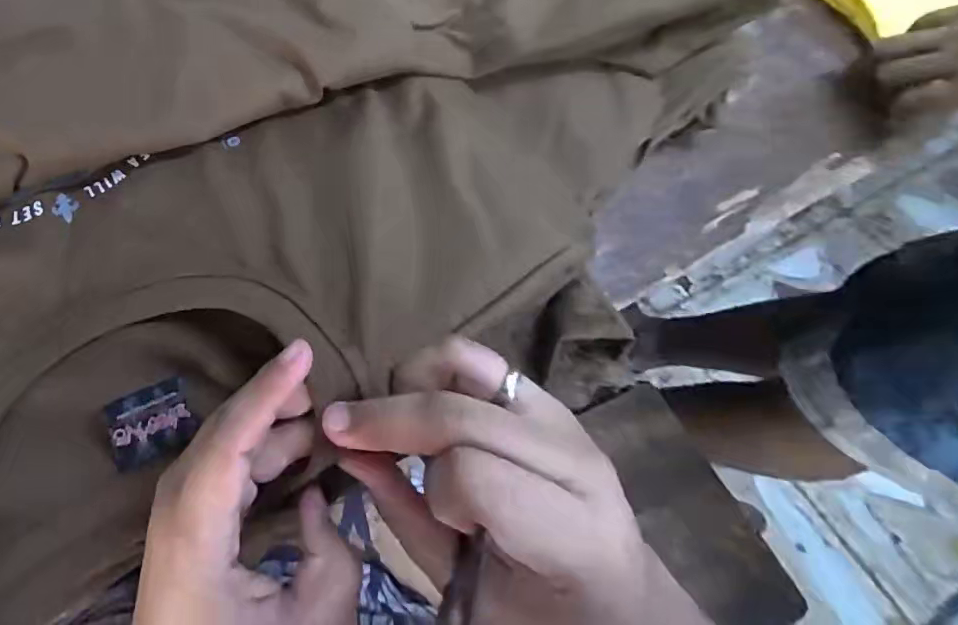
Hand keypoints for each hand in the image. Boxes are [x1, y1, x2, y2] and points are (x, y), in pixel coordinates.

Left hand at [135, 339, 358, 624]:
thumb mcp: (307, 623)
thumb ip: (330, 556)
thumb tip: (316, 496)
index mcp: (195, 520)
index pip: (233, 433)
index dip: (270, 387)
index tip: (302, 349)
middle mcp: (178, 496)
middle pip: (231, 427)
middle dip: (278, 399)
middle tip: (326, 391)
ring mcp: (179, 501)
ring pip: (231, 439)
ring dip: (276, 425)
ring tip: (322, 420)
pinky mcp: (187, 511)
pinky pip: (228, 461)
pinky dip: (264, 447)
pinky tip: (296, 449)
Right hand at [322, 337, 705, 624]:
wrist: (617, 604)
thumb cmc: (539, 620)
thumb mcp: (468, 597)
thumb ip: (407, 519)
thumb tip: (348, 451)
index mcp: (573, 535)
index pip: (473, 474)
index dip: (416, 476)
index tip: (367, 469)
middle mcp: (574, 460)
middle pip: (459, 409)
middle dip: (388, 414)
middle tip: (340, 426)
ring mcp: (562, 418)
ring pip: (465, 359)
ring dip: (414, 382)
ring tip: (394, 419)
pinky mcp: (546, 398)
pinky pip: (477, 359)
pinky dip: (437, 371)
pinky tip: (421, 403)